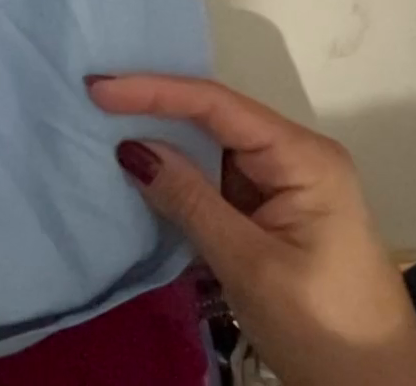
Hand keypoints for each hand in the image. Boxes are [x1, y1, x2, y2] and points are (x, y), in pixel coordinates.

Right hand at [88, 75, 415, 385]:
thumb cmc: (323, 327)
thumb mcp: (249, 264)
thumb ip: (189, 200)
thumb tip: (130, 147)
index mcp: (301, 157)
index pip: (215, 105)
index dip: (153, 90)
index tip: (98, 88)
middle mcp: (293, 155)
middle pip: (212, 115)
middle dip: (153, 105)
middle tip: (93, 98)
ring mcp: (283, 182)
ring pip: (210, 144)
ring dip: (162, 137)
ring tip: (103, 122)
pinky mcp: (270, 209)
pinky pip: (214, 175)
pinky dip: (177, 172)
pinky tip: (142, 165)